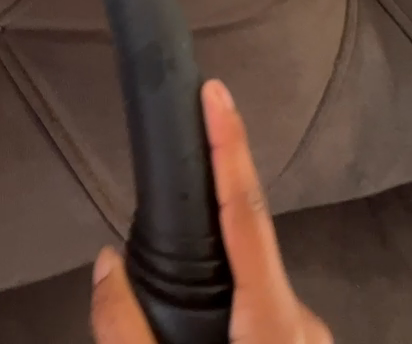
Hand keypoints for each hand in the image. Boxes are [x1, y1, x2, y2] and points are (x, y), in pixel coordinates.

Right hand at [91, 79, 330, 343]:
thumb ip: (126, 329)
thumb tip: (106, 262)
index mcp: (273, 323)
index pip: (245, 211)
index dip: (230, 145)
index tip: (216, 93)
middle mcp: (300, 321)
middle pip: (245, 241)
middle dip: (203, 216)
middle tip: (161, 224)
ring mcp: (305, 337)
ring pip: (248, 275)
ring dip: (212, 270)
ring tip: (174, 315)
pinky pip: (256, 299)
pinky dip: (227, 297)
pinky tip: (203, 330)